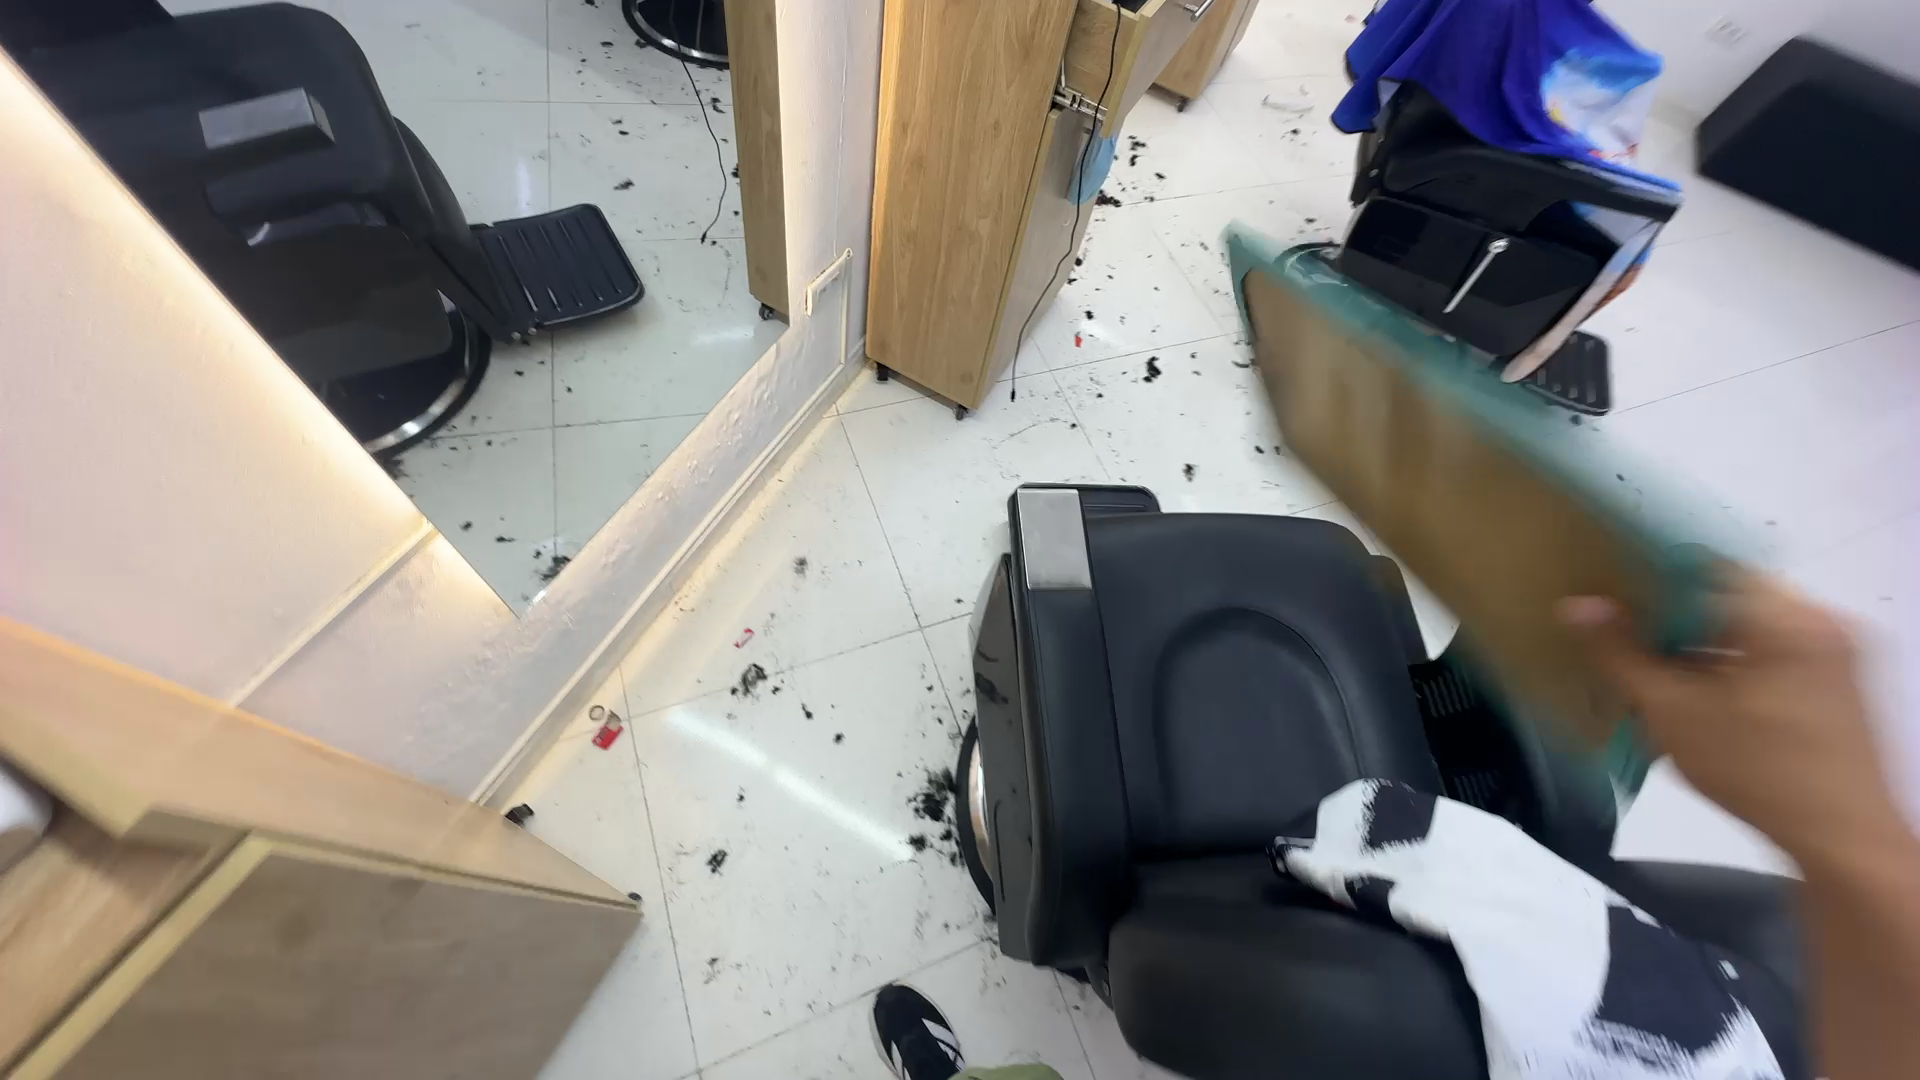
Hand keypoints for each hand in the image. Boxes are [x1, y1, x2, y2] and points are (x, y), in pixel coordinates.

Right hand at [1557, 572, 1898, 861]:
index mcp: (1789, 621)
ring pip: (1738, 624)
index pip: (1707, 564)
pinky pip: (1759, 649)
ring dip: (1686, 637)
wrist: (1841, 841)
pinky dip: (1715, 658)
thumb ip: (1618, 651)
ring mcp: (1832, 655)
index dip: (1649, 568)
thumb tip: (1576, 605)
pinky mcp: (1830, 683)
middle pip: (1723, 595)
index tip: (1602, 579)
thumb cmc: (1754, 767)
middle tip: (1609, 619)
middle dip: (1663, 608)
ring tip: (1633, 653)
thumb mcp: (1668, 707)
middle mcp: (1820, 626)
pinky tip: (1675, 682)